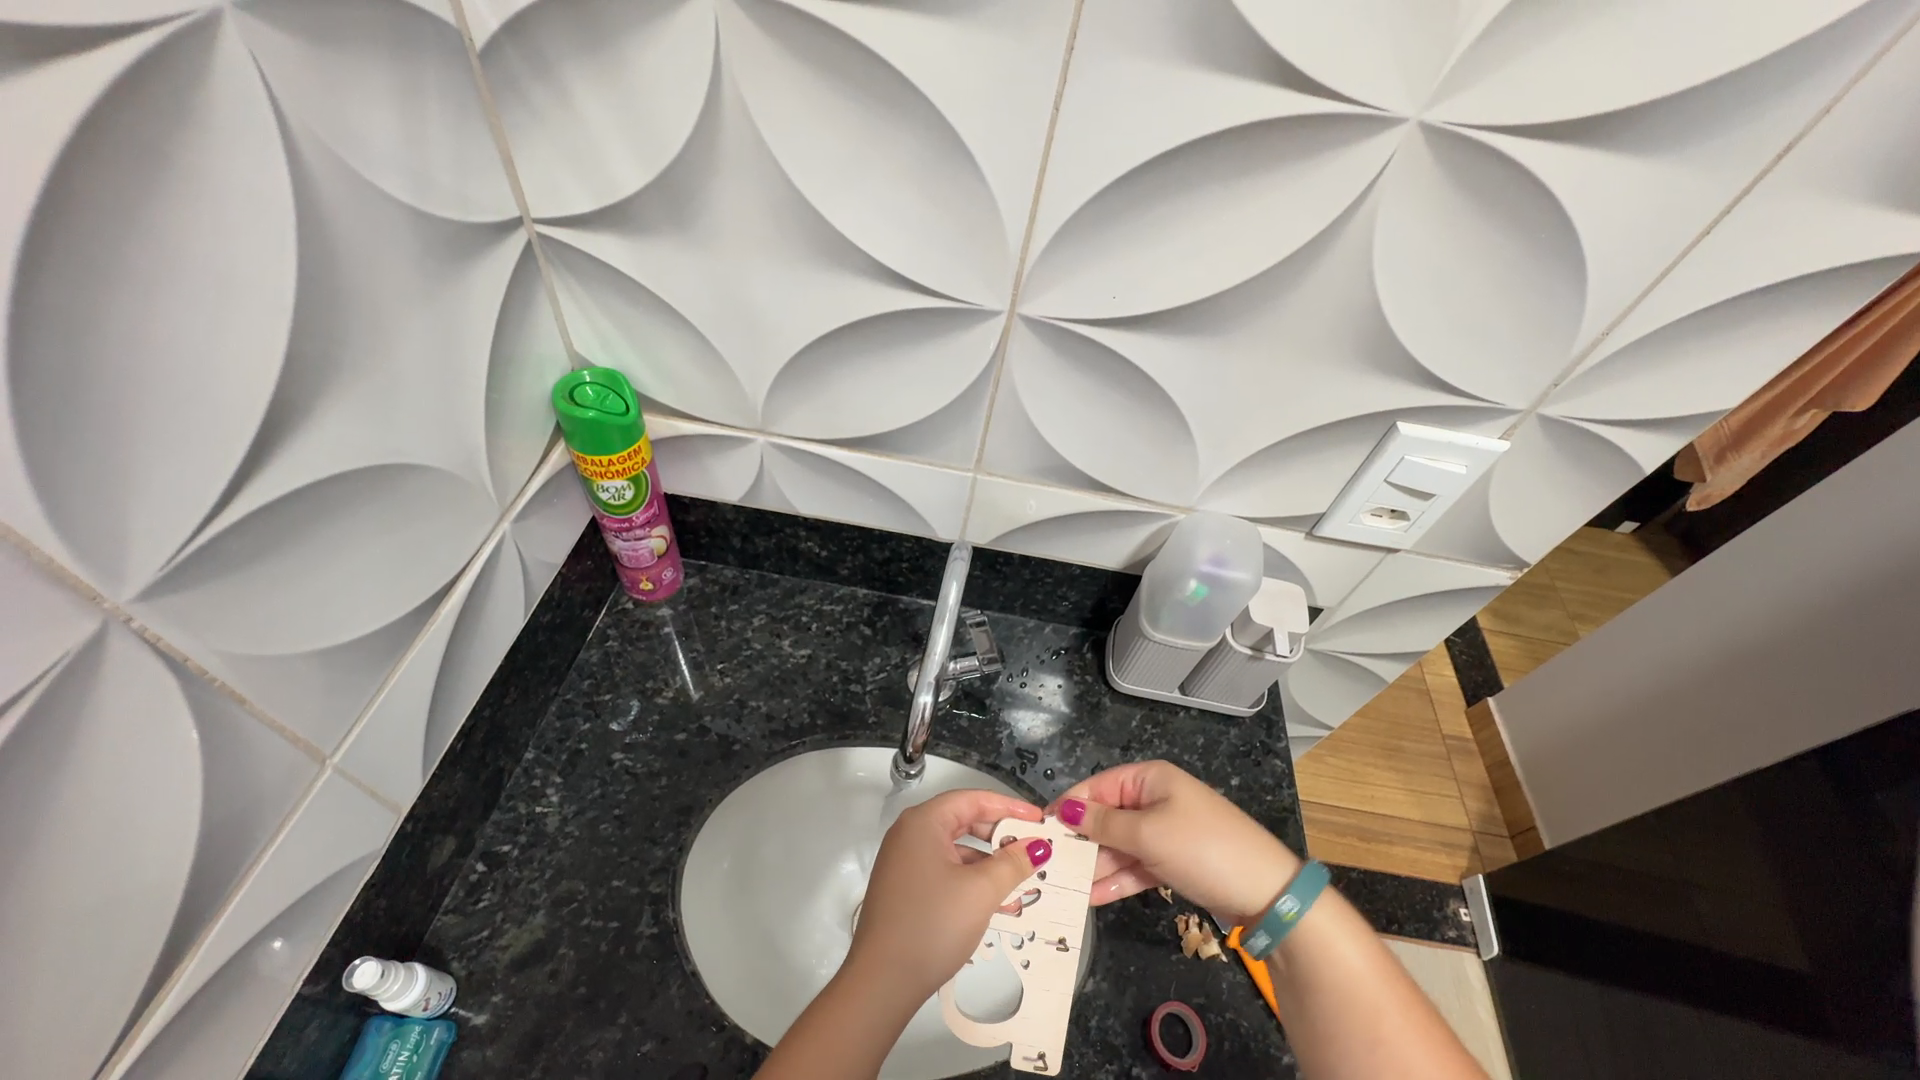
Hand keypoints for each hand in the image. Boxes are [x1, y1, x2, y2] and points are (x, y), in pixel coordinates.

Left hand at [845, 790, 1052, 1002]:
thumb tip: (1038, 845)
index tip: (1039, 819)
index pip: (972, 799)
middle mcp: (910, 835)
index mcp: (923, 823)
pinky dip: (971, 882)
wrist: (882, 982)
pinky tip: (996, 904)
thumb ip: (1012, 863)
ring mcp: (904, 863)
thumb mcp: (981, 891)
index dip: (1009, 806)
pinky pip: (945, 872)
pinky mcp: (905, 889)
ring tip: (1021, 883)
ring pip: (956, 850)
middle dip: (1000, 836)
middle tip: (1032, 848)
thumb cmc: (932, 924)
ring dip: (989, 864)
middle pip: (963, 821)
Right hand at [1049, 760, 1301, 924]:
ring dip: (1095, 865)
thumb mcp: (1147, 833)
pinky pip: (1135, 866)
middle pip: (1106, 816)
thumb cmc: (1202, 848)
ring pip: (1118, 845)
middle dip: (1079, 841)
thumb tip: (1063, 810)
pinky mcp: (1172, 862)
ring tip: (1064, 887)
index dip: (1069, 806)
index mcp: (1150, 779)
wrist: (1265, 892)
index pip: (1098, 786)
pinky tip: (1091, 897)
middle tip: (1049, 865)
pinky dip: (1116, 879)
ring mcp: (1164, 832)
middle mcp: (1155, 799)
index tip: (1039, 829)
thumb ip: (1102, 823)